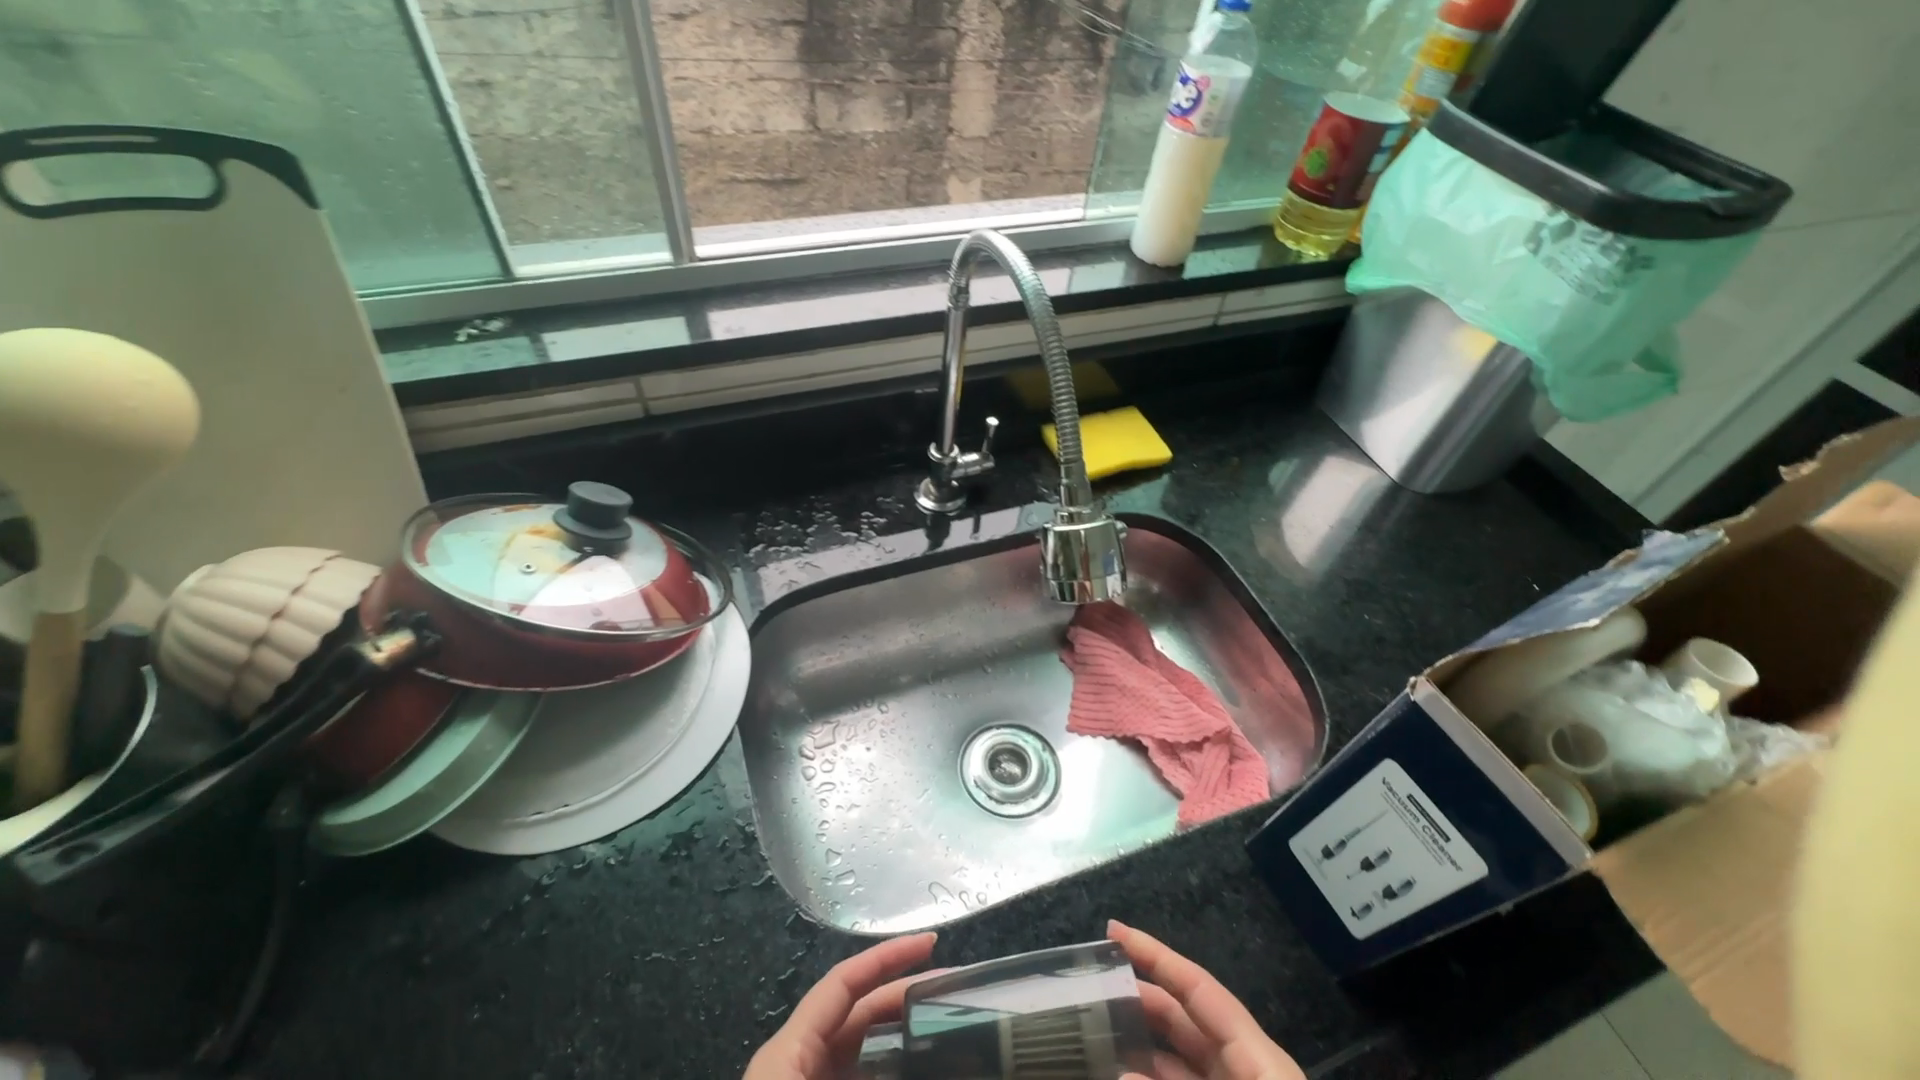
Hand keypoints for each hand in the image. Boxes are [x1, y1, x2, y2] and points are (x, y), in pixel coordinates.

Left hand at [744, 931, 937, 1079]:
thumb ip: (875, 1071)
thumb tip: (932, 1060)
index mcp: (789, 1048)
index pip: (844, 982)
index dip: (887, 956)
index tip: (930, 941)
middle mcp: (798, 1057)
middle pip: (858, 1010)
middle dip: (905, 992)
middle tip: (955, 988)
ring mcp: (808, 1079)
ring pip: (864, 1044)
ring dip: (903, 1030)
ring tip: (949, 1023)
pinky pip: (860, 1070)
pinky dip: (891, 1062)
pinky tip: (923, 1063)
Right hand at [1108, 919, 1305, 1079]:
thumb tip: (1121, 1073)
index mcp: (1259, 1056)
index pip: (1198, 986)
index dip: (1156, 954)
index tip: (1114, 930)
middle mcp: (1246, 1065)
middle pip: (1186, 1016)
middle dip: (1140, 996)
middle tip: (1091, 984)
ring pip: (1181, 1054)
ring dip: (1140, 1042)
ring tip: (1096, 1030)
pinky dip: (1153, 1074)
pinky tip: (1119, 1073)